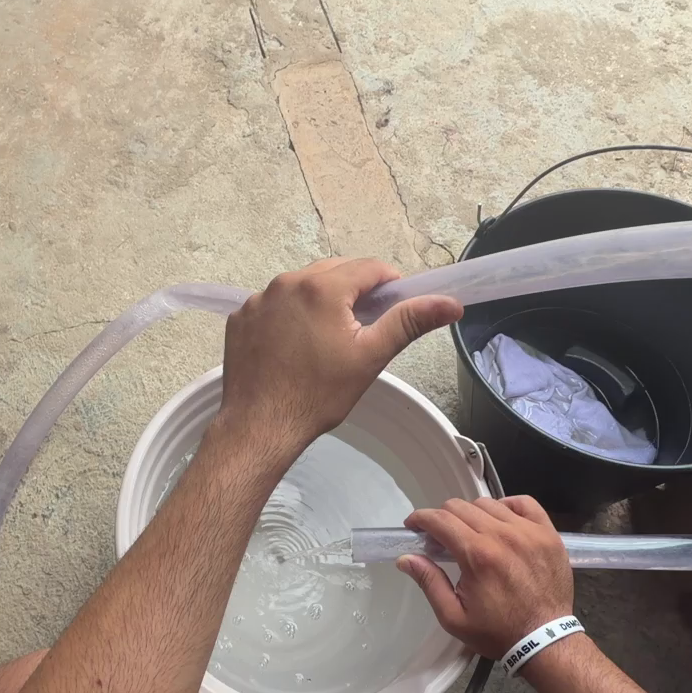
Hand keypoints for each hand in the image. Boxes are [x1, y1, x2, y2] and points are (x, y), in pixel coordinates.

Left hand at [214, 258, 461, 453]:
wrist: (260, 425)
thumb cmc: (318, 394)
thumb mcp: (370, 356)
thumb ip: (409, 321)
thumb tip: (451, 303)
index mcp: (321, 287)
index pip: (368, 267)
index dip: (389, 283)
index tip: (395, 307)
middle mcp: (286, 283)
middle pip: (334, 271)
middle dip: (354, 291)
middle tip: (363, 326)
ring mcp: (258, 299)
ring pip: (302, 286)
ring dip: (321, 300)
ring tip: (328, 337)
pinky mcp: (240, 317)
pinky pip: (274, 304)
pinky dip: (289, 315)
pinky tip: (295, 345)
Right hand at [397, 496, 573, 659]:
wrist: (546, 641)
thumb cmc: (498, 632)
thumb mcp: (453, 616)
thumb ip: (429, 582)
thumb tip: (406, 558)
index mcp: (477, 555)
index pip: (439, 519)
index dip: (420, 518)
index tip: (413, 526)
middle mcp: (503, 536)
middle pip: (460, 506)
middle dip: (442, 518)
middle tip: (441, 538)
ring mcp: (529, 532)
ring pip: (487, 503)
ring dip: (471, 514)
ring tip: (471, 533)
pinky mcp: (548, 534)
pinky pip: (523, 503)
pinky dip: (507, 506)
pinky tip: (500, 521)